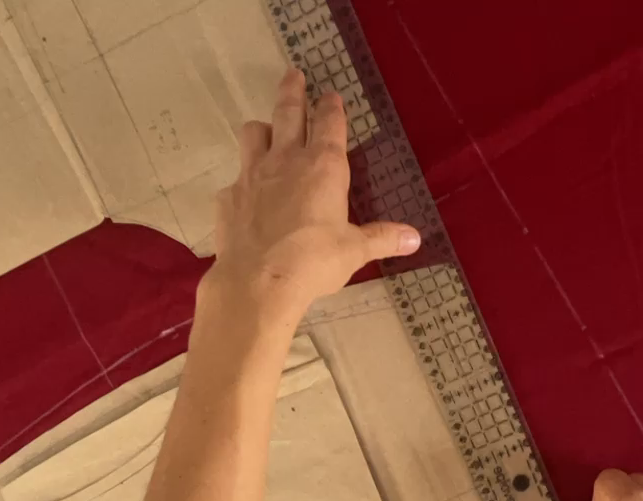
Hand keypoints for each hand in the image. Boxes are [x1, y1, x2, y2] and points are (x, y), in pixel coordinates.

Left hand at [208, 69, 419, 322]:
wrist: (259, 282)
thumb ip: (381, 238)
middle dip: (292, 91)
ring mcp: (251, 176)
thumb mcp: (355, 251)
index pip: (329, 123)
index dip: (331, 107)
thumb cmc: (315, 262)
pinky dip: (242, 186)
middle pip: (288, 111)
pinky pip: (234, 182)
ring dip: (263, 130)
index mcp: (323, 167)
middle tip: (293, 76)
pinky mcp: (228, 198)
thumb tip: (414, 238)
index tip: (331, 96)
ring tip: (267, 133)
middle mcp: (285, 160)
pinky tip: (247, 201)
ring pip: (253, 134)